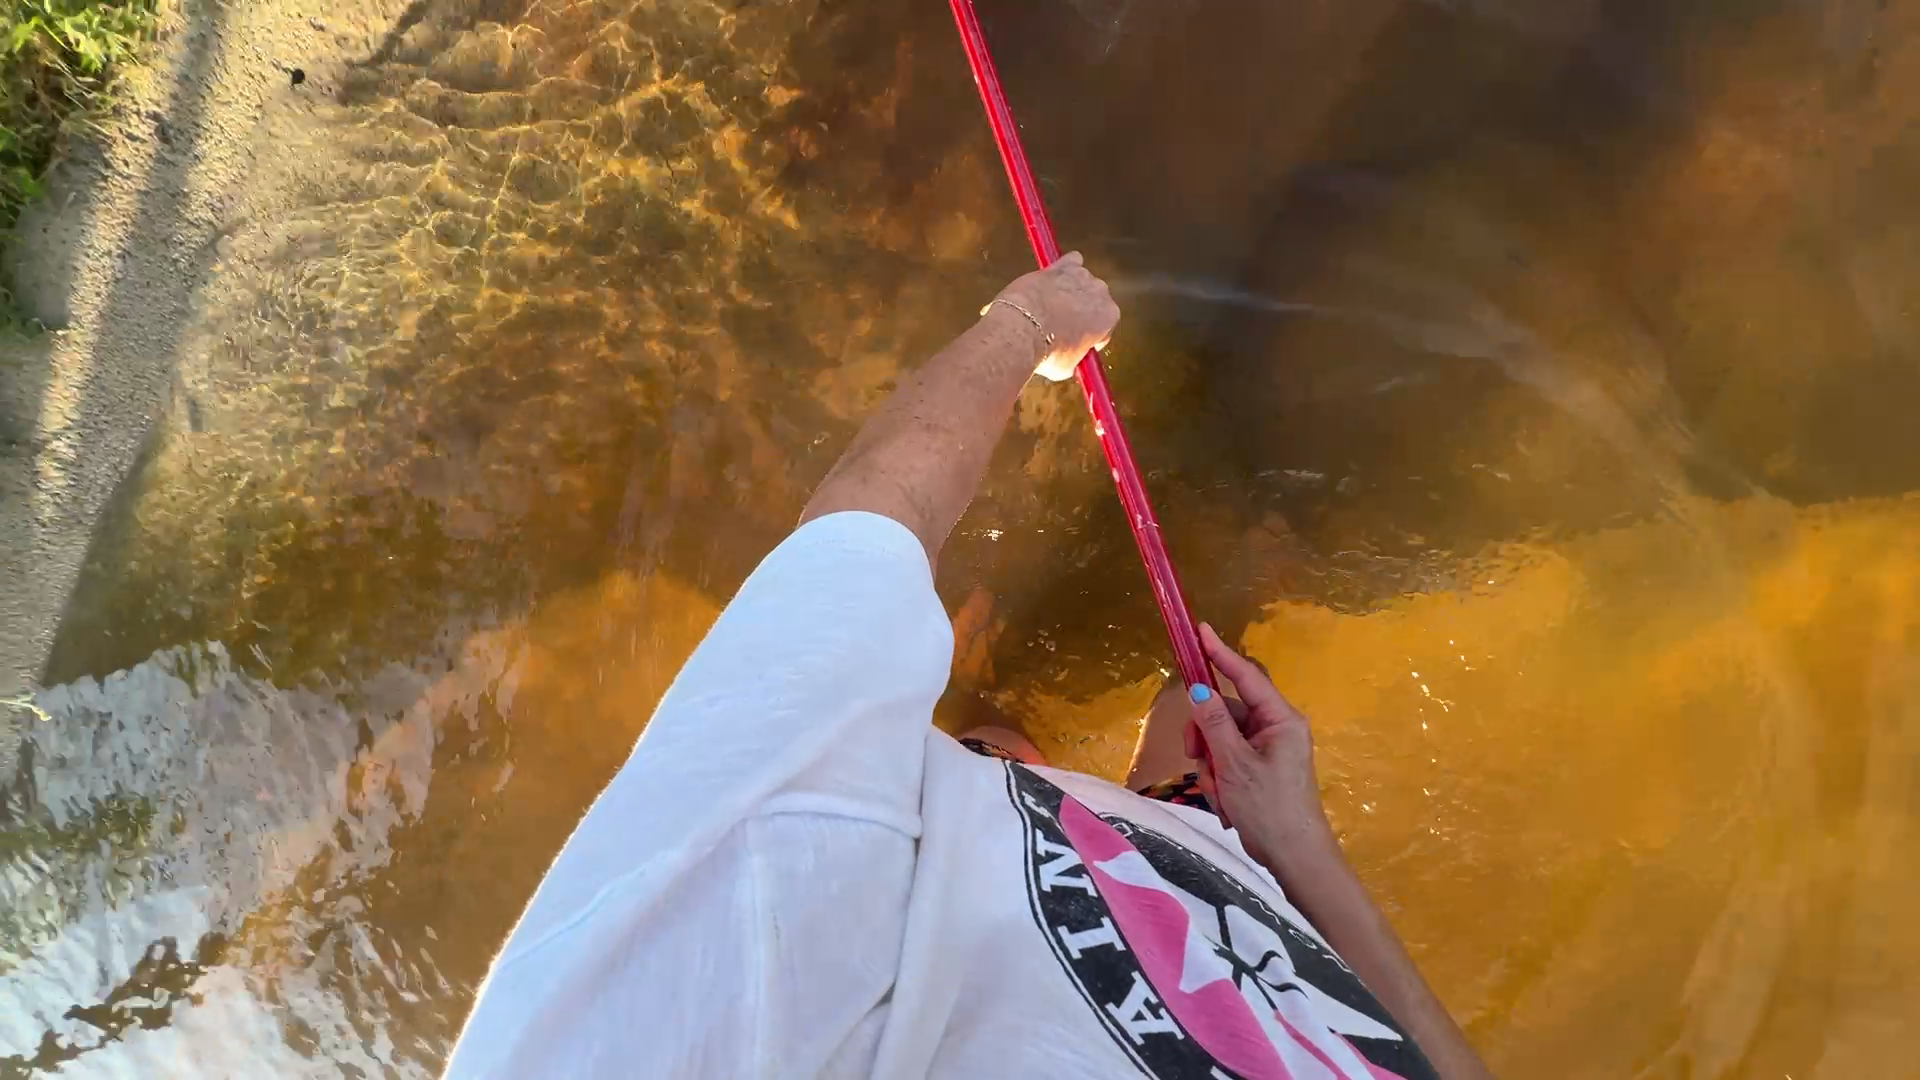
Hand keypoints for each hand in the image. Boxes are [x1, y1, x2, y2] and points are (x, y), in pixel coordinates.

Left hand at [990, 251, 1119, 380]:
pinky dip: (1063, 270)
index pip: (1105, 327)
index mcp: (1109, 317)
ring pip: (1081, 282)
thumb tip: (1068, 361)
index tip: (1078, 342)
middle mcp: (1100, 292)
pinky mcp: (1060, 266)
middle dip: (1081, 312)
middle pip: (1094, 301)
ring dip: (1070, 291)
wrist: (1022, 329)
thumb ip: (1075, 359)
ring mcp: (1081, 276)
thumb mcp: (1067, 367)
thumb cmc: (1048, 351)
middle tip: (1062, 326)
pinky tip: (1053, 280)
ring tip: (1051, 306)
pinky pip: (1069, 262)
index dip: (1090, 336)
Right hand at [1184, 623, 1342, 877]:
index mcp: (1280, 720)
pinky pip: (1225, 757)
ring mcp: (1266, 749)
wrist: (1294, 859)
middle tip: (1195, 755)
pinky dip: (1217, 774)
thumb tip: (1196, 687)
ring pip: (1219, 735)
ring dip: (1209, 760)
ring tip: (1217, 789)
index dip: (1221, 653)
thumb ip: (1213, 722)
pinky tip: (1223, 799)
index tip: (1199, 631)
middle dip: (1204, 731)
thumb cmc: (1270, 808)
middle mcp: (1274, 728)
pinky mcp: (1257, 768)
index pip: (1246, 676)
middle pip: (1224, 709)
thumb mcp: (1234, 763)